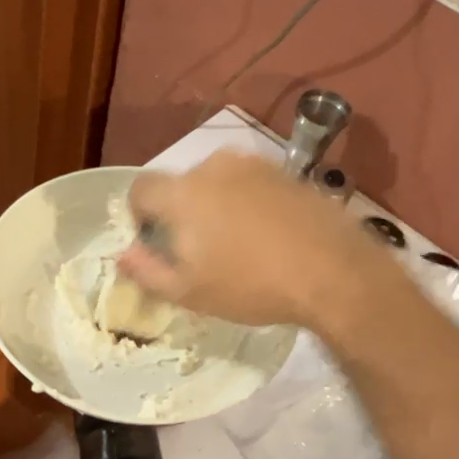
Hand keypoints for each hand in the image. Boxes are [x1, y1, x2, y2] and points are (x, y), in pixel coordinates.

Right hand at [118, 149, 399, 327]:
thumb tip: (124, 255)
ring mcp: (256, 165)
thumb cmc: (250, 286)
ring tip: (234, 248)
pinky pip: (250, 186)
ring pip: (217, 184)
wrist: (333, 272)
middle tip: (196, 254)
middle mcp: (215, 167)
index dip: (138, 216)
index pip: (140, 188)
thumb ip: (147, 271)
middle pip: (180, 186)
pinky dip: (247, 206)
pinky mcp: (288, 173)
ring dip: (214, 209)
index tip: (154, 244)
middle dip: (180, 215)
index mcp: (183, 193)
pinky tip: (265, 240)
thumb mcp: (188, 292)